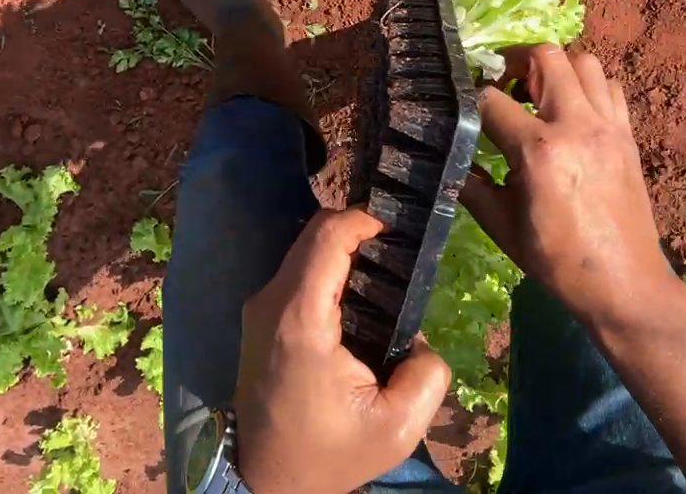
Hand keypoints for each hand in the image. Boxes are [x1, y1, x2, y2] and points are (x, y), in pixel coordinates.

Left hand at [234, 208, 449, 493]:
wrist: (266, 484)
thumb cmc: (328, 456)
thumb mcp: (396, 429)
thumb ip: (427, 376)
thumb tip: (420, 339)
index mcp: (300, 318)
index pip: (327, 235)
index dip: (363, 218)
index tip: (398, 226)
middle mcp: (271, 301)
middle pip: (314, 234)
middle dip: (357, 229)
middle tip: (398, 247)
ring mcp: (259, 307)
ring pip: (304, 250)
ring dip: (342, 249)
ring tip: (383, 271)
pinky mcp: (258, 317)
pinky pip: (296, 272)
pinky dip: (327, 267)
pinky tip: (356, 295)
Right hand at [461, 43, 680, 334]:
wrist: (624, 285)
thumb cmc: (556, 259)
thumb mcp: (500, 225)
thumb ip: (471, 184)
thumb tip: (447, 158)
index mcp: (539, 150)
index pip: (492, 98)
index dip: (471, 96)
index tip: (463, 103)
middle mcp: (576, 125)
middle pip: (545, 56)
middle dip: (515, 60)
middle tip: (502, 81)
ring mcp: (608, 126)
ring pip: (583, 61)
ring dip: (555, 67)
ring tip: (538, 91)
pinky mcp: (627, 134)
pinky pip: (609, 86)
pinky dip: (587, 85)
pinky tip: (571, 109)